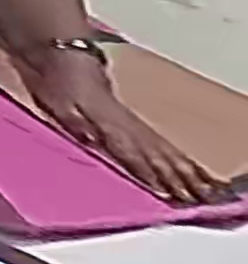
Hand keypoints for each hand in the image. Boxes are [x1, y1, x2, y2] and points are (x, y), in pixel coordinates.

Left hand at [28, 52, 228, 205]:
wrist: (67, 63)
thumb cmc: (58, 86)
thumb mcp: (58, 105)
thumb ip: (75, 124)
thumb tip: (94, 142)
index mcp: (108, 126)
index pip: (133, 156)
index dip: (150, 175)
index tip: (170, 195)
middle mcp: (127, 128)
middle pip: (158, 158)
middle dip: (179, 180)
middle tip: (200, 201)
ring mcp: (134, 125)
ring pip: (165, 153)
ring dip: (186, 173)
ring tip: (206, 191)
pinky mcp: (133, 122)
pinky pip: (162, 145)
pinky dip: (178, 159)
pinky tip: (190, 170)